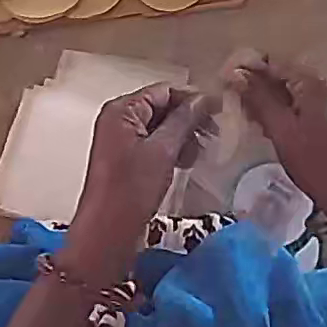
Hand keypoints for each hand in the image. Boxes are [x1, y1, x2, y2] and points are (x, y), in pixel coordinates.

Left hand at [61, 85, 217, 279]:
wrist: (107, 234)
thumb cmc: (133, 188)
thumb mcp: (163, 150)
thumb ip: (185, 119)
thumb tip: (205, 97)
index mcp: (122, 110)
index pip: (164, 91)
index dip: (192, 99)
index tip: (218, 112)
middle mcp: (118, 119)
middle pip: (161, 107)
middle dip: (188, 120)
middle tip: (212, 135)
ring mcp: (120, 140)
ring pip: (160, 127)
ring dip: (182, 136)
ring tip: (196, 154)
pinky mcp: (126, 159)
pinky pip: (154, 144)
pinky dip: (171, 149)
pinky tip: (185, 162)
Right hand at [230, 56, 326, 220]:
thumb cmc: (313, 160)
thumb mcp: (280, 128)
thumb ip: (258, 98)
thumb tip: (235, 75)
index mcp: (313, 82)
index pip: (274, 63)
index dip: (248, 69)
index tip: (225, 80)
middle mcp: (324, 84)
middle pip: (282, 76)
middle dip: (256, 86)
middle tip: (232, 99)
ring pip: (290, 91)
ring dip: (267, 100)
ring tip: (244, 113)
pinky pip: (299, 103)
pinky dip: (281, 110)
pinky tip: (264, 124)